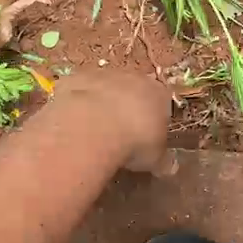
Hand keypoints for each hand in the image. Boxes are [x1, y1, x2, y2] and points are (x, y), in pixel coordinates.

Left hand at [45, 70, 173, 172]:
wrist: (93, 127)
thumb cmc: (134, 142)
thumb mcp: (154, 159)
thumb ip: (162, 160)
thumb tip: (170, 168)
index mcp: (158, 94)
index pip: (161, 102)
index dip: (153, 119)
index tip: (145, 137)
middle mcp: (134, 78)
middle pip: (132, 90)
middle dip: (126, 108)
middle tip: (118, 133)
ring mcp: (103, 75)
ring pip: (104, 87)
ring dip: (100, 104)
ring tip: (93, 131)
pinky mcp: (76, 77)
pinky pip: (78, 89)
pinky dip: (77, 103)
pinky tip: (72, 123)